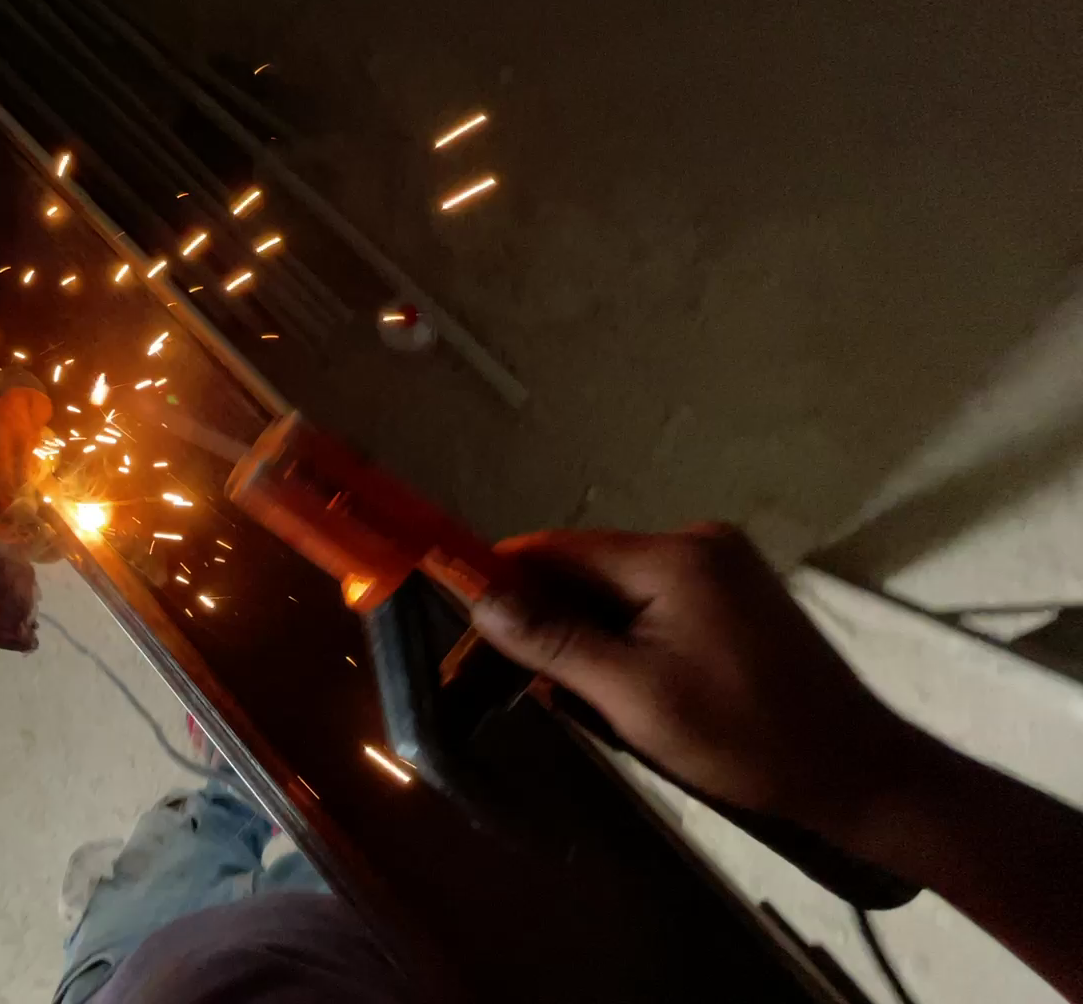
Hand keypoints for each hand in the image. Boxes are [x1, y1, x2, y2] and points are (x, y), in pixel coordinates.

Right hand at [469, 524, 923, 830]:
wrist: (865, 779)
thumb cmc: (746, 738)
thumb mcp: (632, 694)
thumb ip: (551, 640)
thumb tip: (477, 598)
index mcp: (673, 557)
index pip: (556, 549)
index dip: (500, 573)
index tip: (457, 605)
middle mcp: (692, 543)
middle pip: (580, 566)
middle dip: (538, 612)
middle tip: (503, 664)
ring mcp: (712, 564)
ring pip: (605, 585)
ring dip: (574, 626)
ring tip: (559, 680)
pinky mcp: (722, 589)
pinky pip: (638, 597)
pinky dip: (610, 630)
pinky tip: (607, 672)